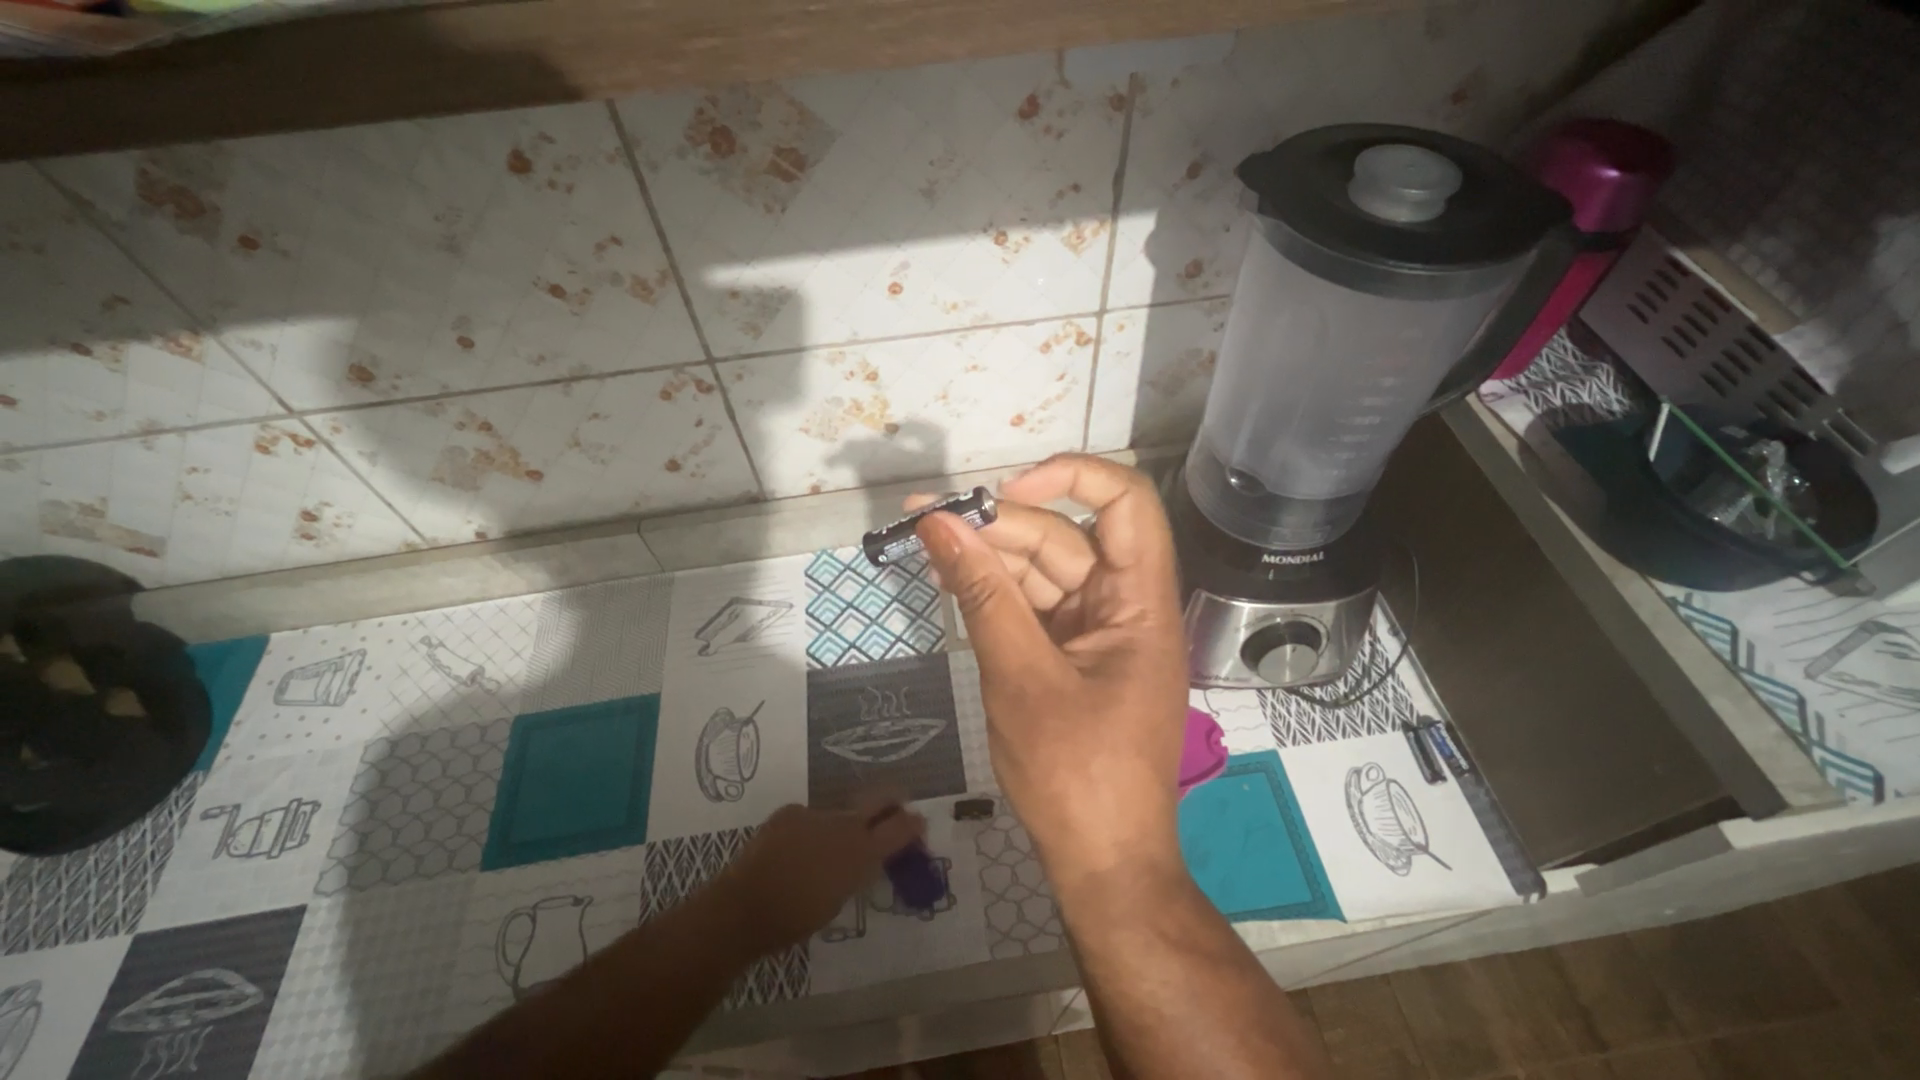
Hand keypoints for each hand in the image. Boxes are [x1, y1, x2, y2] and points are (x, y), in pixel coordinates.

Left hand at [714, 795, 925, 952]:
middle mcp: (844, 824)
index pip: (901, 827)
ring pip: (840, 813)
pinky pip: (810, 818)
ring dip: (842, 826)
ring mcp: (815, 814)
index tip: (920, 824)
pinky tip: (796, 851)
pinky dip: (810, 831)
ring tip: (828, 850)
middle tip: (896, 810)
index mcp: (862, 852)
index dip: (913, 824)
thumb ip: (855, 873)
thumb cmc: (795, 919)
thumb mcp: (838, 900)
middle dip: (892, 802)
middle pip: (880, 799)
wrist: (744, 907)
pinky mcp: (790, 812)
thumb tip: (862, 861)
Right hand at [908, 454, 1189, 890]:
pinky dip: (996, 597)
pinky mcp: (1073, 661)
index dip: (1072, 477)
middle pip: (1067, 539)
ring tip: (927, 545)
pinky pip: (1035, 611)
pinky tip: (952, 583)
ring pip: (1044, 574)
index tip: (1005, 490)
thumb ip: (981, 595)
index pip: (1125, 504)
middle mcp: (1125, 607)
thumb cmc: (1074, 773)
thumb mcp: (1020, 677)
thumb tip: (939, 524)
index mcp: (1140, 603)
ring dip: (989, 559)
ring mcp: (1098, 636)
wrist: (1102, 862)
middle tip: (927, 521)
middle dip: (1000, 526)